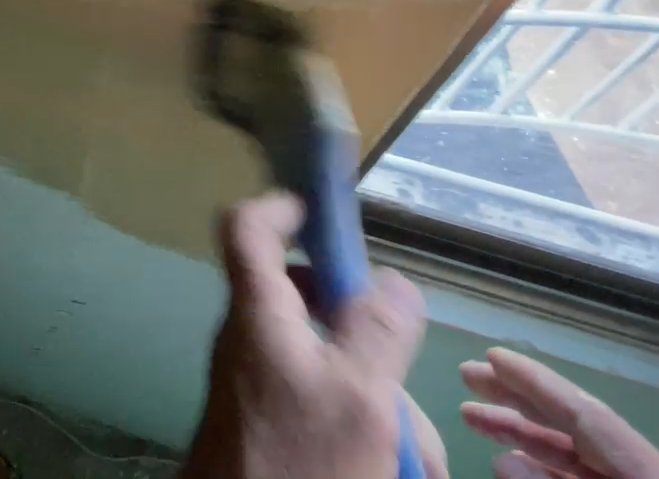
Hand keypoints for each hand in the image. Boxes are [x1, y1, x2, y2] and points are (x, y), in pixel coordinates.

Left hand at [183, 192, 447, 478]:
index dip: (283, 206)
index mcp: (257, 312)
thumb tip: (392, 279)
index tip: (325, 215)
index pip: (248, 227)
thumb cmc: (298, 464)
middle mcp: (249, 338)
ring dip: (374, 401)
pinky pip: (317, 402)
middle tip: (399, 385)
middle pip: (306, 302)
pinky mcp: (263, 420)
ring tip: (410, 458)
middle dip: (363, 336)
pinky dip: (356, 428)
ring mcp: (253, 380)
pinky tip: (390, 469)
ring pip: (324, 362)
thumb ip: (378, 331)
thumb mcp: (358, 399)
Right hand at [460, 348, 658, 478]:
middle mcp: (638, 470)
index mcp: (647, 469)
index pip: (586, 414)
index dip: (538, 382)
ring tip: (469, 415)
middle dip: (518, 398)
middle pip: (576, 426)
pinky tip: (504, 462)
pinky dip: (541, 469)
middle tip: (466, 375)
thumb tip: (503, 463)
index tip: (491, 354)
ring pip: (572, 454)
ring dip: (519, 433)